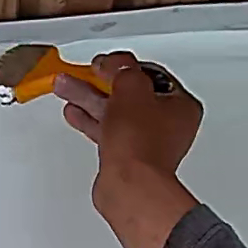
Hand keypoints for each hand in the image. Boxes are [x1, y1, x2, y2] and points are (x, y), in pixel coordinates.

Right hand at [54, 52, 204, 247]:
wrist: (129, 184)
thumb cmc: (140, 144)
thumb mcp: (132, 88)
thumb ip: (123, 69)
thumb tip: (114, 64)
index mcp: (180, 106)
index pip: (150, 75)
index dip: (124, 66)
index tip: (104, 62)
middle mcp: (167, 126)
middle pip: (129, 95)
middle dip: (100, 82)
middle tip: (81, 73)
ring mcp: (146, 144)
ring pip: (115, 114)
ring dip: (89, 99)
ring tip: (66, 87)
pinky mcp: (127, 159)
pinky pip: (107, 132)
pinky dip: (91, 121)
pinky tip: (76, 113)